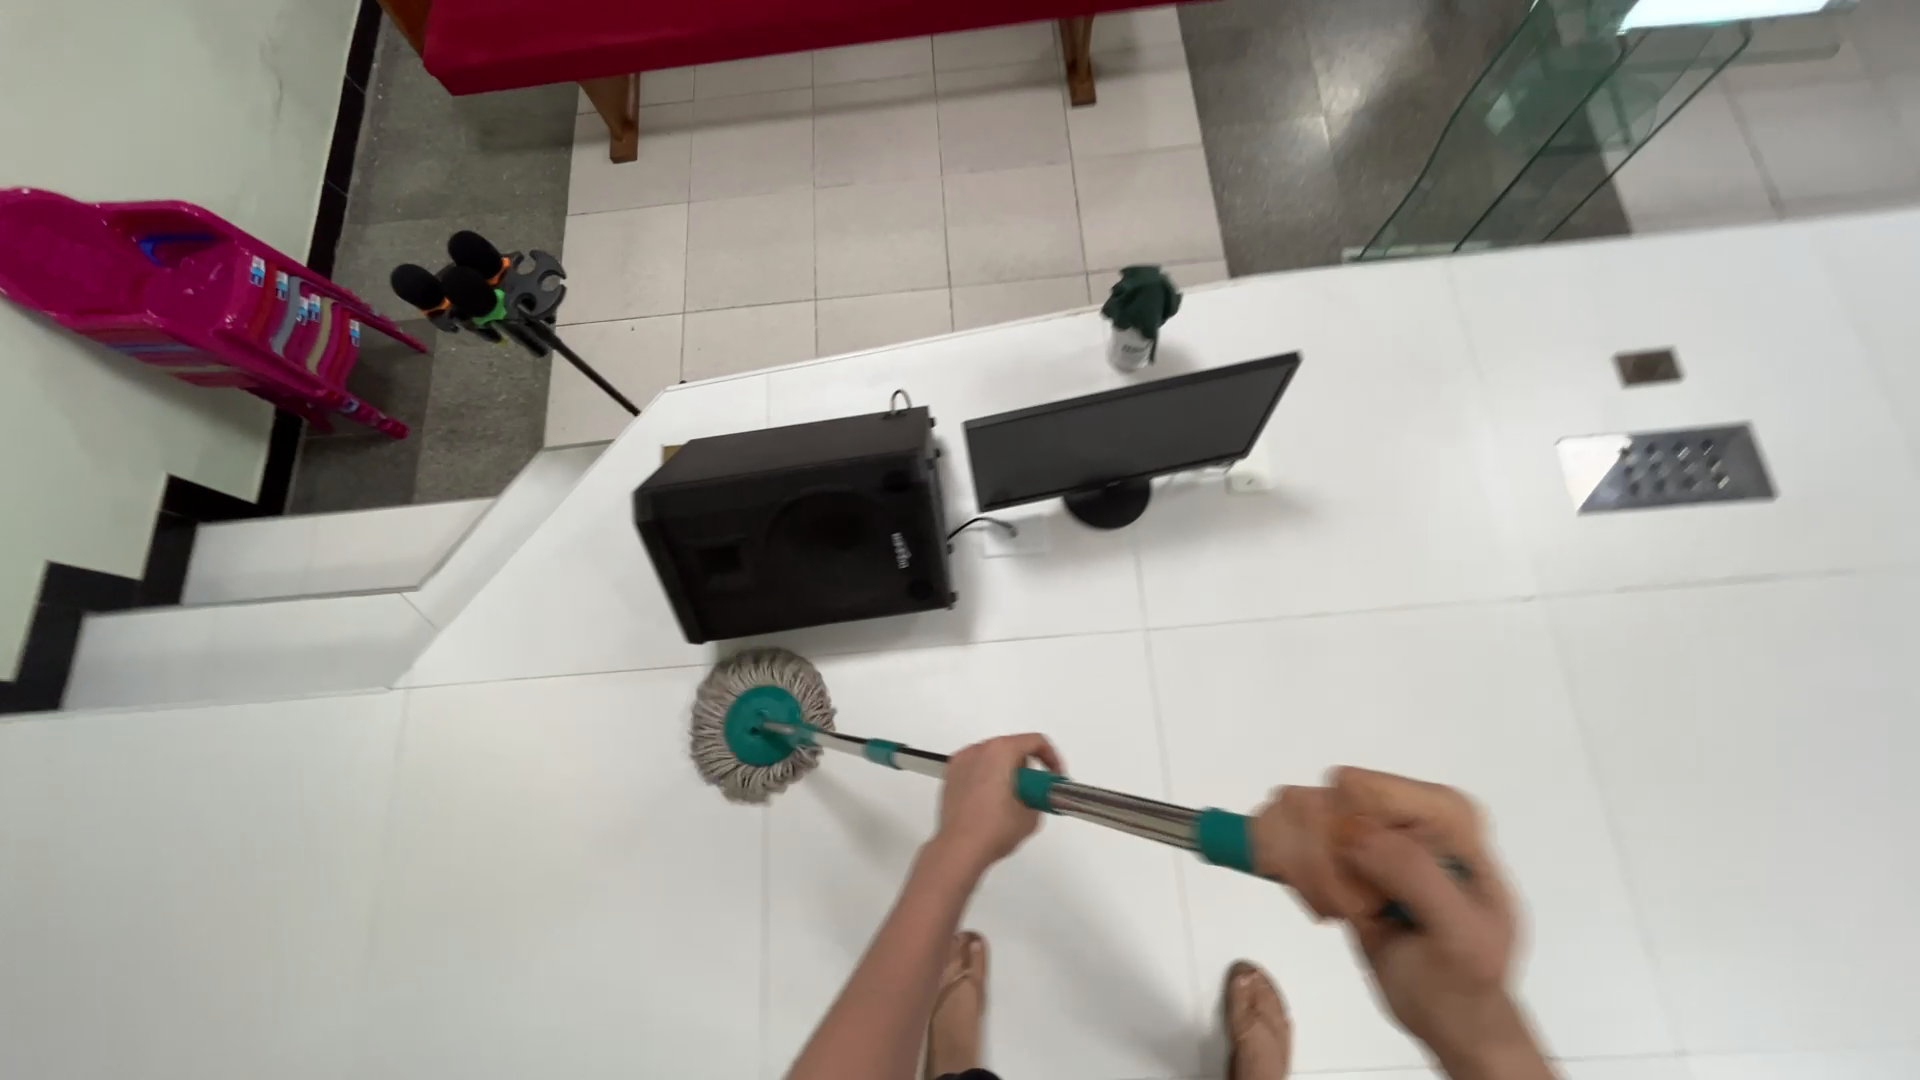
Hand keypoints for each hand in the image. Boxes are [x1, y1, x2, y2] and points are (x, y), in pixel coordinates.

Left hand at [931, 734, 1063, 875]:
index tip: (1054, 778)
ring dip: (1006, 771)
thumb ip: (1039, 797)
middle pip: (1012, 747)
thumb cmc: (997, 828)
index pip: (1035, 742)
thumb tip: (1034, 796)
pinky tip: (989, 801)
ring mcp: (961, 761)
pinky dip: (987, 777)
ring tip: (1010, 799)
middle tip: (1033, 791)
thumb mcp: (1031, 815)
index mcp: (1001, 751)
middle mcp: (979, 749)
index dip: (1051, 758)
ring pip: (992, 757)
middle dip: (1026, 766)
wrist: (959, 849)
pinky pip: (976, 767)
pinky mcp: (950, 775)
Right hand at [1253, 769, 1545, 1077]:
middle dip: (1321, 862)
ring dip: (1306, 874)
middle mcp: (1403, 806)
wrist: (1451, 1014)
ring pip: (1294, 816)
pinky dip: (1295, 876)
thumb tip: (1352, 830)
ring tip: (1341, 912)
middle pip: (1321, 801)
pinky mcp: (1336, 838)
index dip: (1347, 840)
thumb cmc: (1464, 979)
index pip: (1360, 789)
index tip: (1361, 895)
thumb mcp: (1460, 935)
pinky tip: (1328, 907)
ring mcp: (1367, 820)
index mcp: (1446, 814)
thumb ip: (1416, 875)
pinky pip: (1283, 832)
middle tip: (1350, 911)